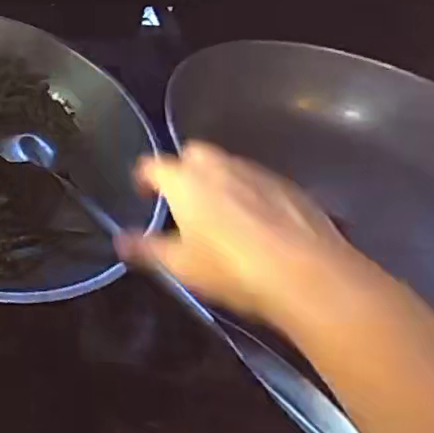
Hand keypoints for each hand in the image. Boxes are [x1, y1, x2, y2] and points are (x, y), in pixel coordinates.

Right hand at [115, 141, 372, 328]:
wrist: (313, 278)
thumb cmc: (233, 268)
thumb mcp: (181, 266)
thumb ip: (146, 249)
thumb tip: (120, 241)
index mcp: (183, 179)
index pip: (151, 165)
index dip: (143, 178)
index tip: (144, 195)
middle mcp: (217, 166)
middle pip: (193, 154)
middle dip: (185, 170)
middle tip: (185, 201)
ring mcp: (257, 174)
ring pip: (229, 166)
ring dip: (220, 181)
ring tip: (223, 214)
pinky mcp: (292, 189)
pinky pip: (261, 183)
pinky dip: (253, 195)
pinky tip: (261, 225)